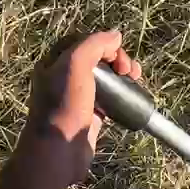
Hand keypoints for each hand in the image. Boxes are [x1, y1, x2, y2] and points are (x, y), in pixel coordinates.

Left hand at [6, 30, 139, 188]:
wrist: (59, 153)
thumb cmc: (64, 105)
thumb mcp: (75, 64)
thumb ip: (94, 44)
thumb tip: (115, 35)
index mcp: (53, 63)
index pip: (83, 42)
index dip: (102, 43)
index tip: (116, 52)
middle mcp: (63, 78)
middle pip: (97, 58)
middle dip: (117, 58)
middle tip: (128, 69)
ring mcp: (78, 97)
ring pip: (105, 77)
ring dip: (123, 73)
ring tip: (135, 78)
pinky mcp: (91, 115)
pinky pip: (110, 97)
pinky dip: (122, 92)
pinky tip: (131, 94)